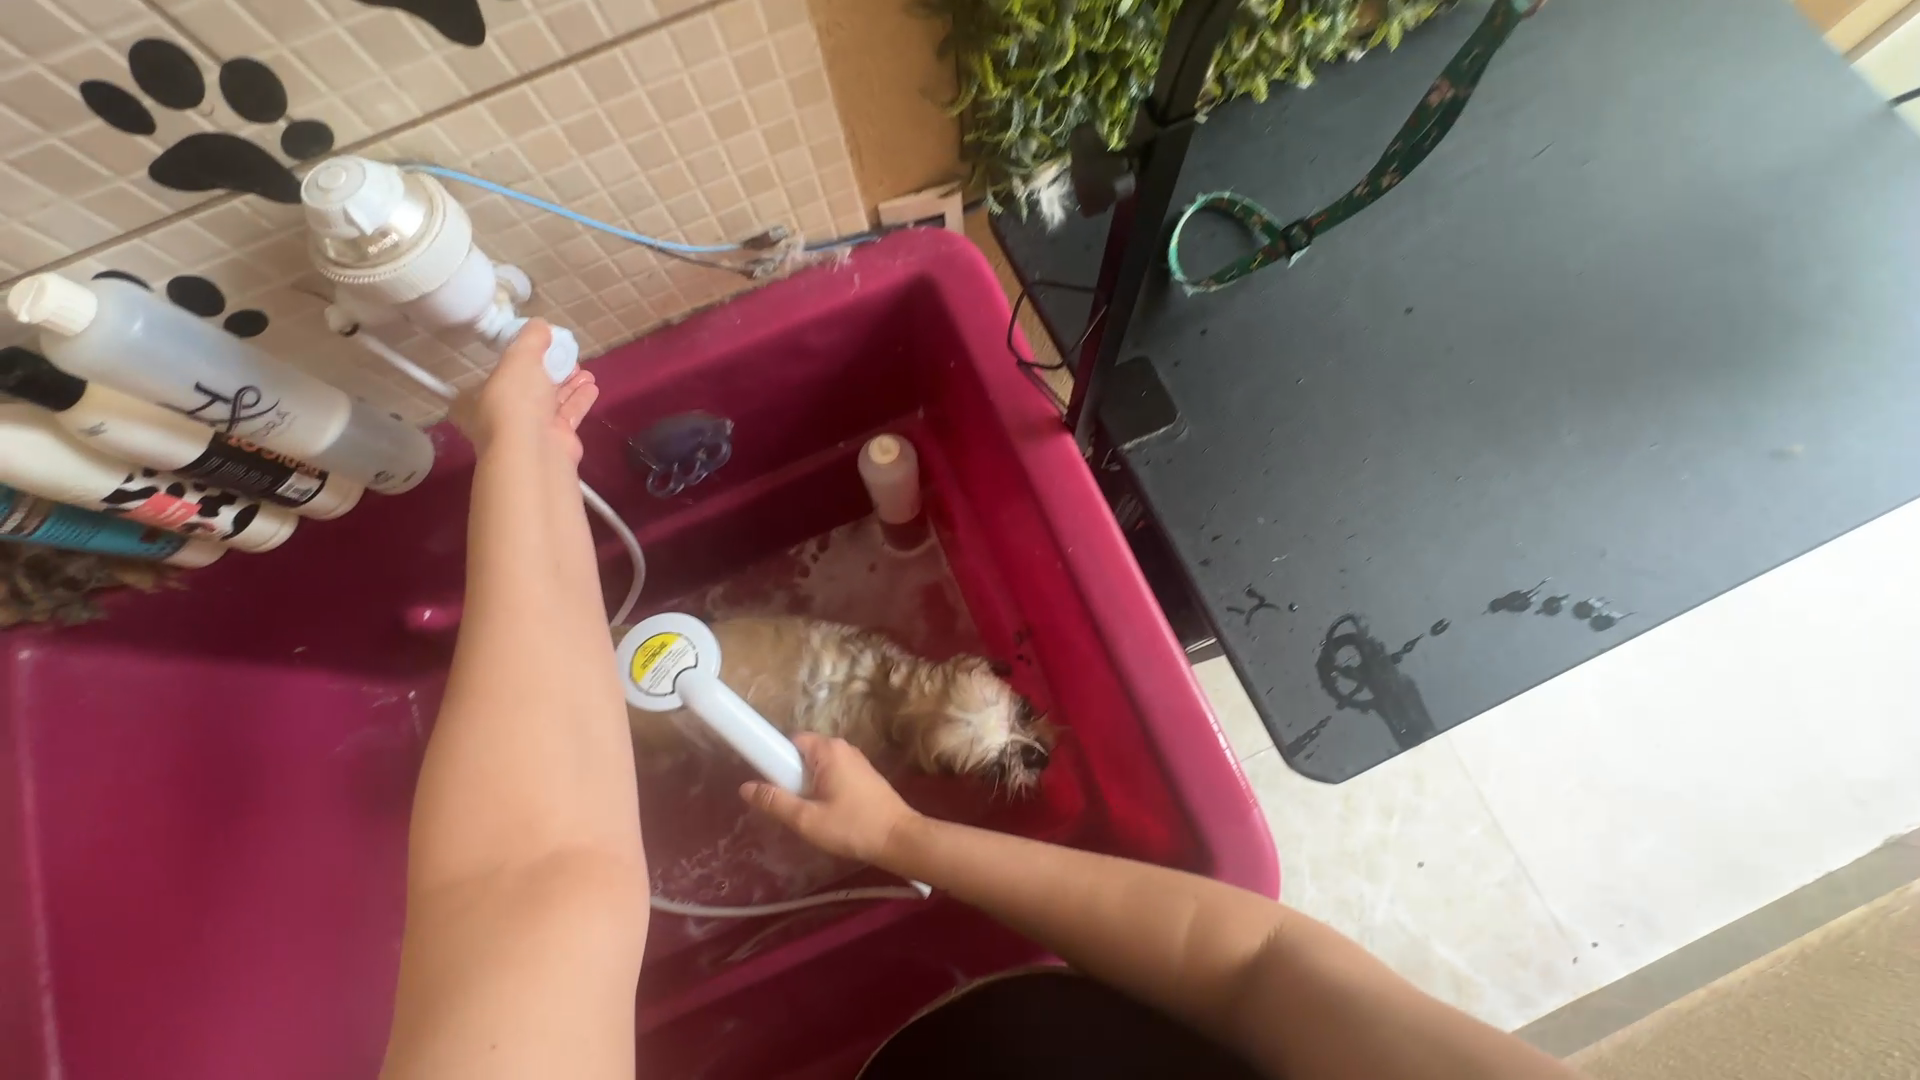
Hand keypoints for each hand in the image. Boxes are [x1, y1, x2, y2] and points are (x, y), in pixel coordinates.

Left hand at [454, 319, 597, 461]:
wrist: (536, 449)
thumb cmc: (515, 401)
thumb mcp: (519, 359)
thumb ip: (530, 339)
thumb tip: (541, 324)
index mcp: (475, 399)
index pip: (496, 375)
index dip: (517, 361)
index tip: (538, 349)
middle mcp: (500, 417)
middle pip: (527, 388)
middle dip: (550, 371)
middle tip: (566, 356)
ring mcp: (528, 431)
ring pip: (550, 401)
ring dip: (569, 384)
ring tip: (584, 370)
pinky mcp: (555, 440)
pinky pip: (567, 414)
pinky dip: (579, 399)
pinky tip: (592, 386)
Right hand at [740, 735, 919, 864]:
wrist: (898, 838)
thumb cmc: (852, 827)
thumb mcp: (807, 819)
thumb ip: (775, 801)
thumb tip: (746, 787)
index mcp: (828, 749)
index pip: (790, 741)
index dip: (776, 760)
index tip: (769, 783)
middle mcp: (843, 747)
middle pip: (804, 754)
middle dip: (792, 776)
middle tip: (790, 805)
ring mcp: (856, 760)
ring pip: (818, 766)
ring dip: (808, 785)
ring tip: (807, 813)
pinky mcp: (864, 775)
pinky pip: (833, 774)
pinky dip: (823, 788)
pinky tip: (826, 813)